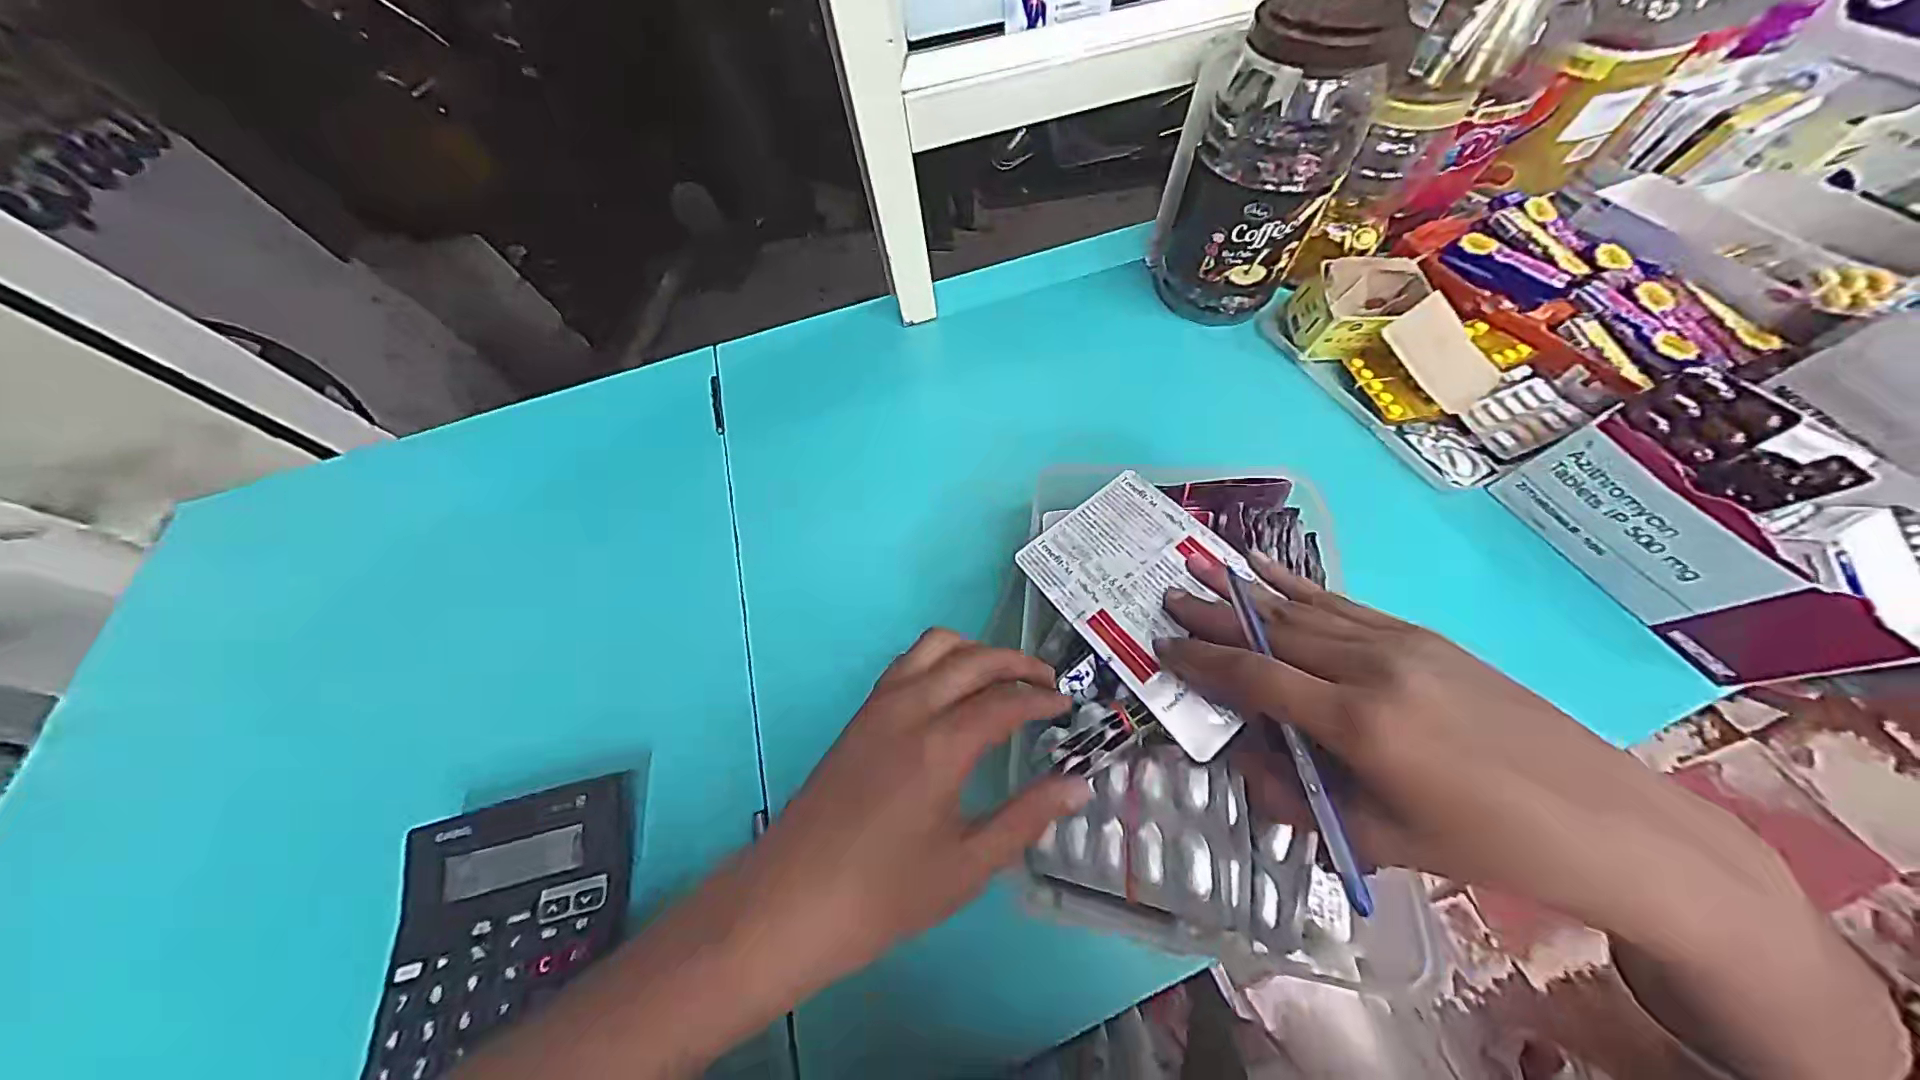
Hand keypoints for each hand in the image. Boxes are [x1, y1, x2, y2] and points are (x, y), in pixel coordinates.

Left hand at [730, 628, 1091, 993]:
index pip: (1005, 700)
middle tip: (1047, 684)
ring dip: (975, 651)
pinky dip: (940, 659)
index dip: (1042, 699)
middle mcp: (910, 709)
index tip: (1068, 707)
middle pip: (973, 658)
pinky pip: (907, 663)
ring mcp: (878, 707)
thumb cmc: (885, 894)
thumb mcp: (968, 865)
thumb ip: (1027, 817)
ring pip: (934, 646)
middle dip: (1017, 663)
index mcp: (941, 745)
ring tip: (1002, 679)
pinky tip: (952, 692)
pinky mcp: (859, 715)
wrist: (791, 901)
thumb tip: (1078, 784)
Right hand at [1157, 550, 1796, 943]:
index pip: (1255, 678)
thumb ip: (1296, 798)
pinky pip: (1342, 603)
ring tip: (1199, 569)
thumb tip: (1245, 760)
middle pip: (1271, 631)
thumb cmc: (1486, 843)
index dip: (1202, 662)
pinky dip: (1296, 585)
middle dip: (1212, 615)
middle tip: (1166, 596)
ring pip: (1302, 608)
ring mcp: (1400, 643)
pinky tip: (1266, 569)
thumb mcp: (1379, 840)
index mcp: (1357, 724)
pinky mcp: (1422, 636)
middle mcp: (1371, 668)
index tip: (1163, 648)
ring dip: (1244, 592)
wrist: (1610, 821)